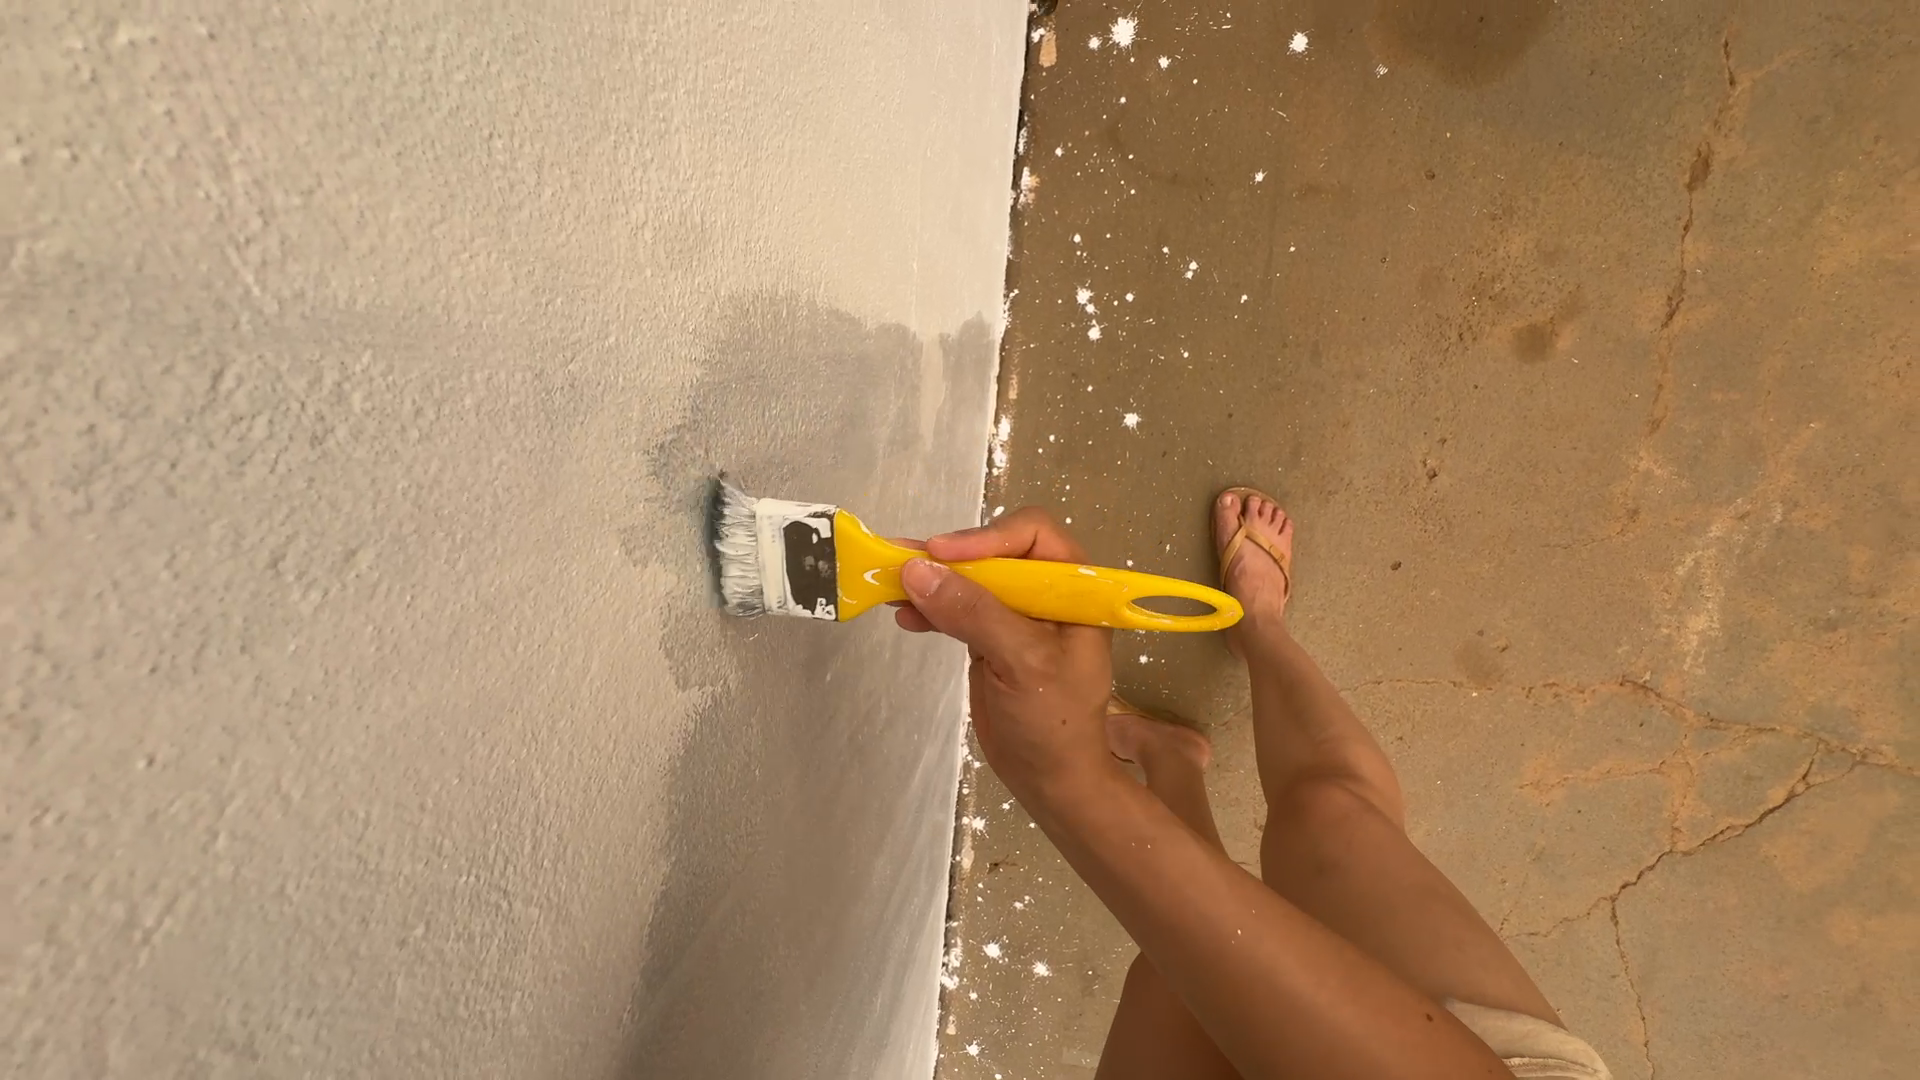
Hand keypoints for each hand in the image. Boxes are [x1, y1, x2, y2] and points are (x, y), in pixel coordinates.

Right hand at [894, 509, 1114, 804]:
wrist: (1051, 779)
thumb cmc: (1054, 722)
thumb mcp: (1022, 663)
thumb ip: (975, 613)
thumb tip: (917, 570)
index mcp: (1074, 588)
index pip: (1032, 534)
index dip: (986, 537)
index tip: (940, 553)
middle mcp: (1046, 592)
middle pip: (994, 552)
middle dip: (949, 558)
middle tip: (900, 562)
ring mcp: (1016, 614)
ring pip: (970, 579)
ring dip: (931, 581)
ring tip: (889, 586)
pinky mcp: (991, 636)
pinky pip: (957, 609)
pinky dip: (930, 608)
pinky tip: (905, 617)